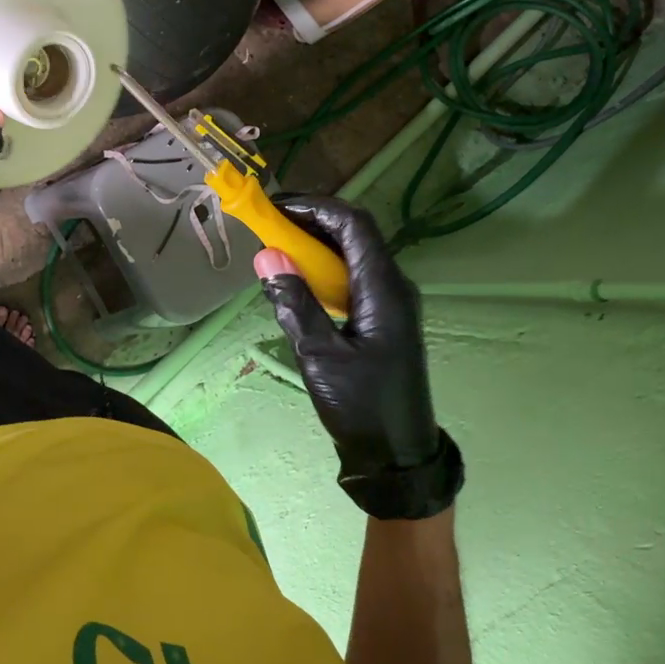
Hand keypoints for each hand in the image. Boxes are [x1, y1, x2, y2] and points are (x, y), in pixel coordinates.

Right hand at [254, 197, 462, 519]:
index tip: (273, 207)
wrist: (397, 455)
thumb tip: (267, 255)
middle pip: (354, 233)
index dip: (314, 207)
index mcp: (384, 288)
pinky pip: (353, 277)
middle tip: (268, 225)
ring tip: (276, 248)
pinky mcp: (383, 318)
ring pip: (353, 254)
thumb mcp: (321, 356)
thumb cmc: (361, 405)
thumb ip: (295, 303)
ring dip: (316, 244)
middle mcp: (393, 285)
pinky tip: (298, 282)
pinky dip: (324, 269)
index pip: (353, 224)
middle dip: (311, 221)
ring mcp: (391, 302)